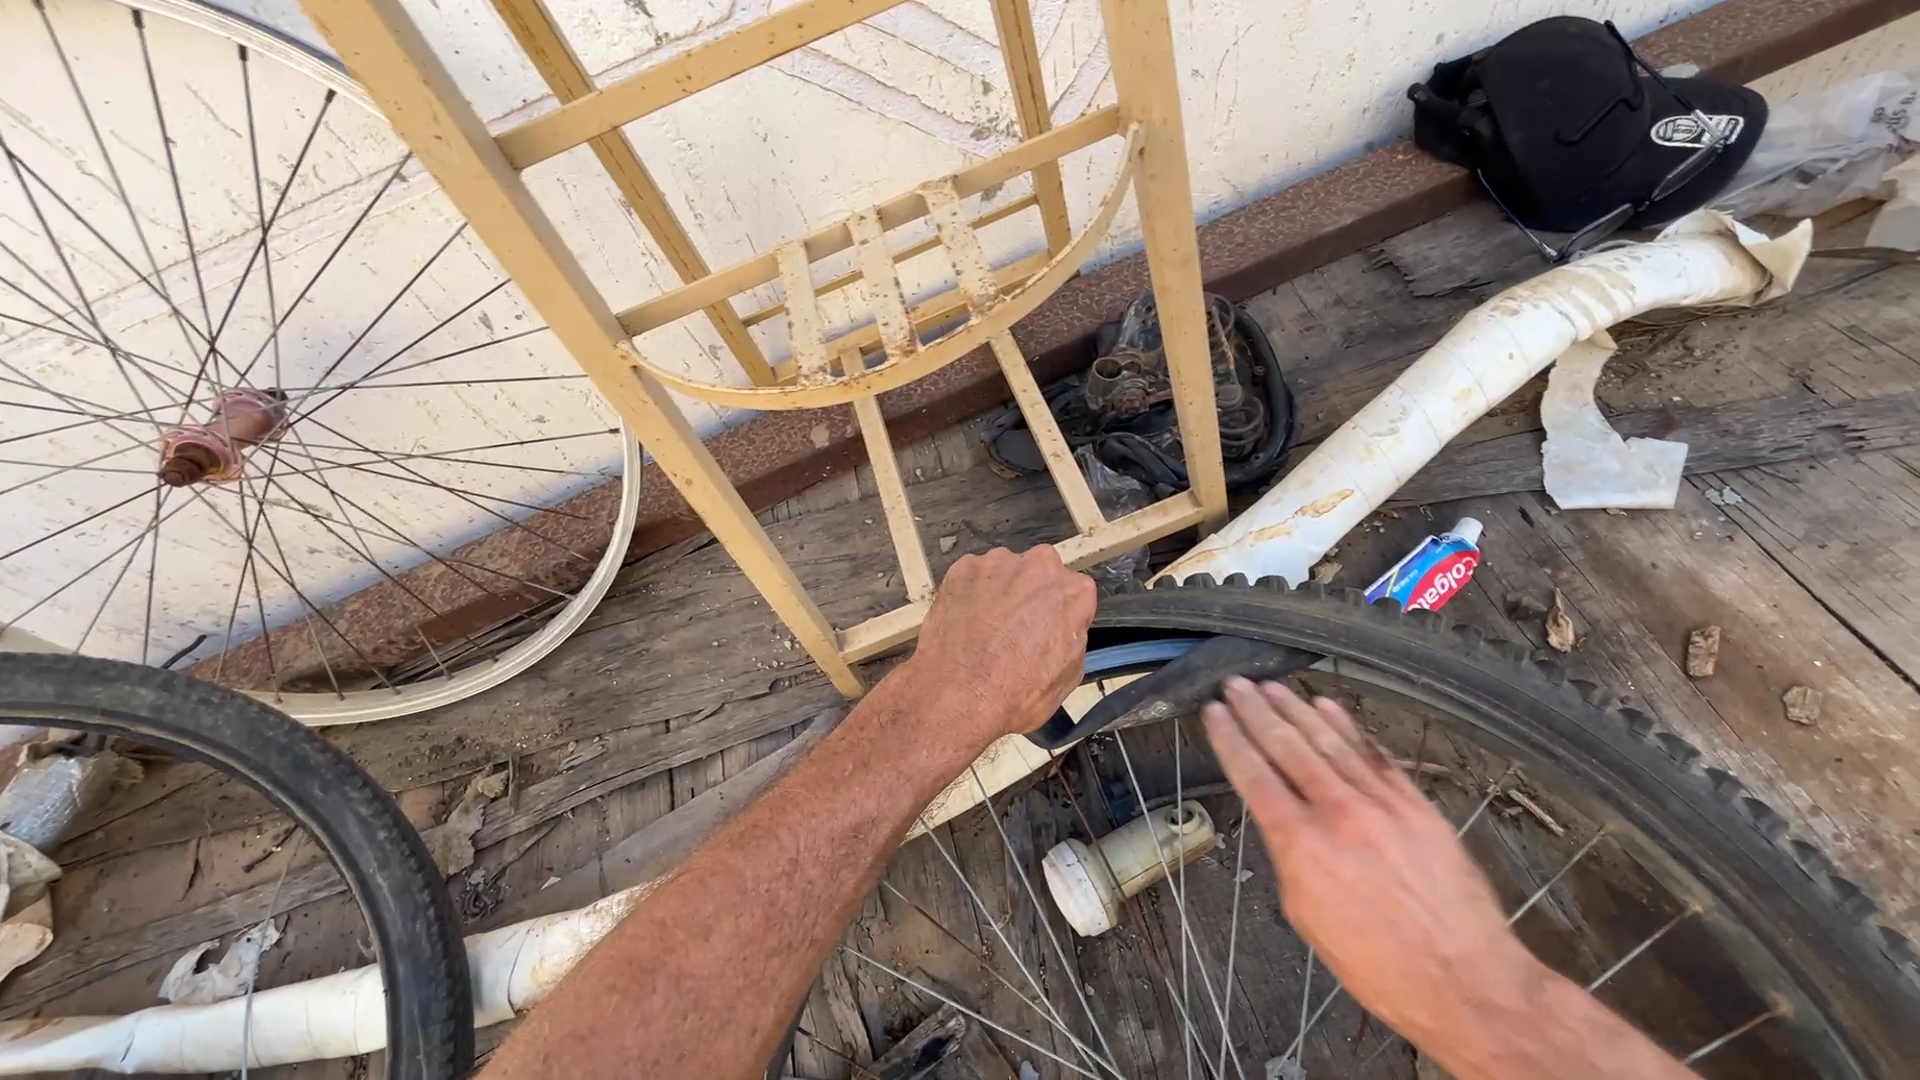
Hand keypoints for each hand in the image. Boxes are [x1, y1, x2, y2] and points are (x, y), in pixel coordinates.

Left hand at [905, 546, 1095, 749]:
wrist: (961, 695)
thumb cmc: (1016, 693)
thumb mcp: (1069, 673)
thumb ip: (1072, 634)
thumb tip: (1063, 625)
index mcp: (1073, 592)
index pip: (1072, 592)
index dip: (1057, 612)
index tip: (1046, 627)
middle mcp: (1039, 567)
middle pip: (1039, 573)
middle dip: (1029, 594)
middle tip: (1014, 627)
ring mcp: (998, 564)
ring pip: (1003, 572)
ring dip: (998, 592)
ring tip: (986, 629)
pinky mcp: (963, 569)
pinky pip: (972, 577)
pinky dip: (969, 594)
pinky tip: (965, 623)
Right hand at [1202, 679, 1541, 1049]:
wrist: (1467, 982)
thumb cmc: (1379, 965)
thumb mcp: (1306, 915)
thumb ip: (1289, 856)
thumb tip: (1284, 823)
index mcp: (1301, 843)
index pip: (1254, 774)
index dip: (1230, 738)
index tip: (1214, 712)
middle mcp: (1338, 812)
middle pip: (1287, 746)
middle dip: (1257, 711)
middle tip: (1237, 684)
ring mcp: (1382, 803)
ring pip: (1330, 741)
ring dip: (1297, 709)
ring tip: (1273, 686)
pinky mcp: (1417, 805)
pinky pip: (1375, 755)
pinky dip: (1349, 727)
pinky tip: (1329, 706)